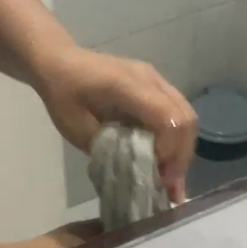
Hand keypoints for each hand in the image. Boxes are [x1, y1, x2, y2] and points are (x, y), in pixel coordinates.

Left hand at [33, 47, 198, 201]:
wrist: (60, 61)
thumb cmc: (63, 95)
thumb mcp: (77, 129)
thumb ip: (108, 149)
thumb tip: (136, 172)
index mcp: (127, 86)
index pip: (168, 119)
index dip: (168, 151)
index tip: (155, 174)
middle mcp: (149, 79)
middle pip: (185, 119)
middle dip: (181, 157)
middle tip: (168, 186)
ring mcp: (156, 80)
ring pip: (187, 116)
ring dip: (182, 150)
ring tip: (169, 177)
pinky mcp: (156, 86)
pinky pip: (178, 113)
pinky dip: (177, 139)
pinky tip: (165, 159)